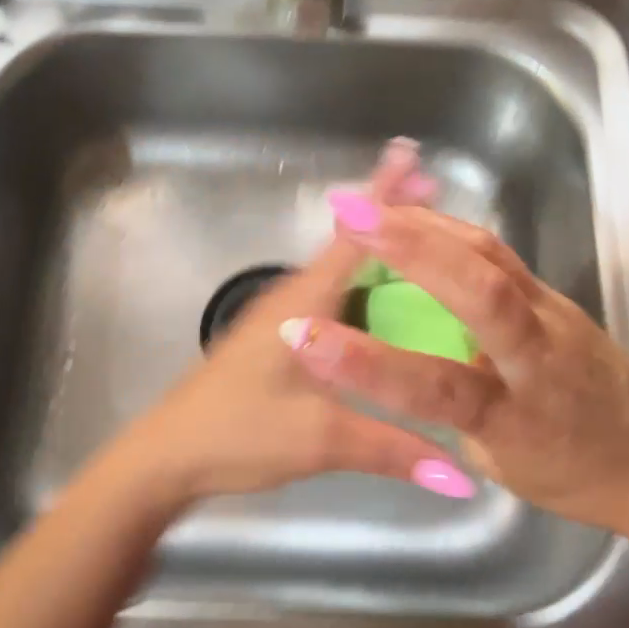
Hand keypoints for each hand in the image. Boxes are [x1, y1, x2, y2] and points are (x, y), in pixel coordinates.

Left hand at [111, 141, 469, 503]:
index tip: (413, 154)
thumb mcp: (321, 439)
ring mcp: (281, 316)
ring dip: (379, 255)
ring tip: (429, 250)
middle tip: (444, 204)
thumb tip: (459, 473)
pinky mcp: (277, 339)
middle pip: (350, 244)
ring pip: (339, 273)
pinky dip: (363, 289)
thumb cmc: (240, 432)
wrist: (169, 457)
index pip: (354, 235)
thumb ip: (392, 448)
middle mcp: (293, 296)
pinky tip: (387, 308)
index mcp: (304, 301)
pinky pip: (331, 299)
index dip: (385, 193)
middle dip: (393, 219)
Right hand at [279, 200, 628, 534]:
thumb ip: (453, 419)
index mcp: (518, 418)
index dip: (368, 366)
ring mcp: (555, 316)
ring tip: (372, 203)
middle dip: (415, 249)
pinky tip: (418, 217)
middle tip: (353, 214)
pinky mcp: (558, 295)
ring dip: (429, 225)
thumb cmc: (576, 478)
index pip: (436, 389)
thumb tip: (400, 377)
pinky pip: (501, 255)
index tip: (303, 338)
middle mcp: (540, 357)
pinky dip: (454, 231)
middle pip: (484, 291)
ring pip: (494, 257)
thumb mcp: (503, 467)